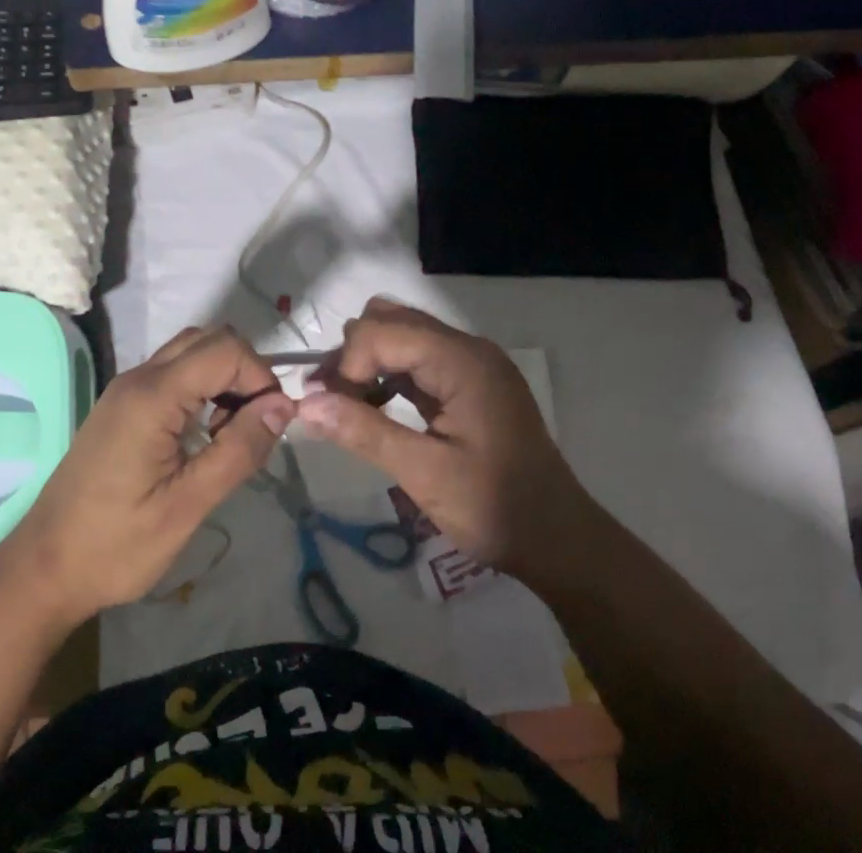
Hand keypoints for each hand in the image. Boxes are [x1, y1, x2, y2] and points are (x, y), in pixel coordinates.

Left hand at [0, 327, 296, 621]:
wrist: (46, 567)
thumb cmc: (117, 545)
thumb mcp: (187, 505)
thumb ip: (237, 451)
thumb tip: (283, 406)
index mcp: (151, 397)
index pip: (225, 350)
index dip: (260, 378)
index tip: (273, 425)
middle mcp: (136, 381)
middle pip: (207, 341)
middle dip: (243, 374)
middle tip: (253, 429)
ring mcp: (124, 393)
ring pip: (188, 356)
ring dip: (222, 382)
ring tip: (229, 438)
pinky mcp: (119, 411)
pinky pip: (170, 379)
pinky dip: (199, 393)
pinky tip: (202, 440)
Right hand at [297, 298, 589, 585]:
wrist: (557, 539)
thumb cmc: (494, 507)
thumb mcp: (424, 473)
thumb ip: (363, 432)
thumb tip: (304, 404)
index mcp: (463, 363)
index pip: (383, 331)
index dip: (346, 363)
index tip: (326, 409)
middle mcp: (469, 351)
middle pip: (391, 322)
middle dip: (352, 356)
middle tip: (329, 405)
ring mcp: (472, 367)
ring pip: (402, 339)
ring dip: (367, 365)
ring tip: (344, 409)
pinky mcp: (469, 387)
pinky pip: (418, 363)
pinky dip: (388, 378)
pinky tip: (373, 411)